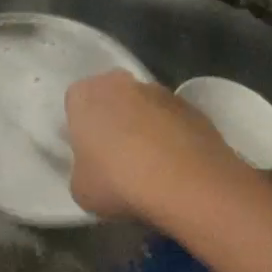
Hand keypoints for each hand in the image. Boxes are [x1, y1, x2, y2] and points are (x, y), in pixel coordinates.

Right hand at [64, 70, 244, 218]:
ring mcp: (159, 92)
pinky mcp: (194, 109)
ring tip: (157, 170)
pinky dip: (176, 140)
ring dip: (148, 130)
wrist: (190, 187)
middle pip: (112, 100)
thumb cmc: (120, 182)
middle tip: (122, 160)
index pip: (76, 105)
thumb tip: (93, 172)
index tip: (93, 157)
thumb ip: (81, 171)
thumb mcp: (81, 188)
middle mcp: (118, 83)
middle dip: (116, 123)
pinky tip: (180, 171)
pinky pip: (176, 123)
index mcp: (83, 94)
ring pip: (146, 109)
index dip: (84, 131)